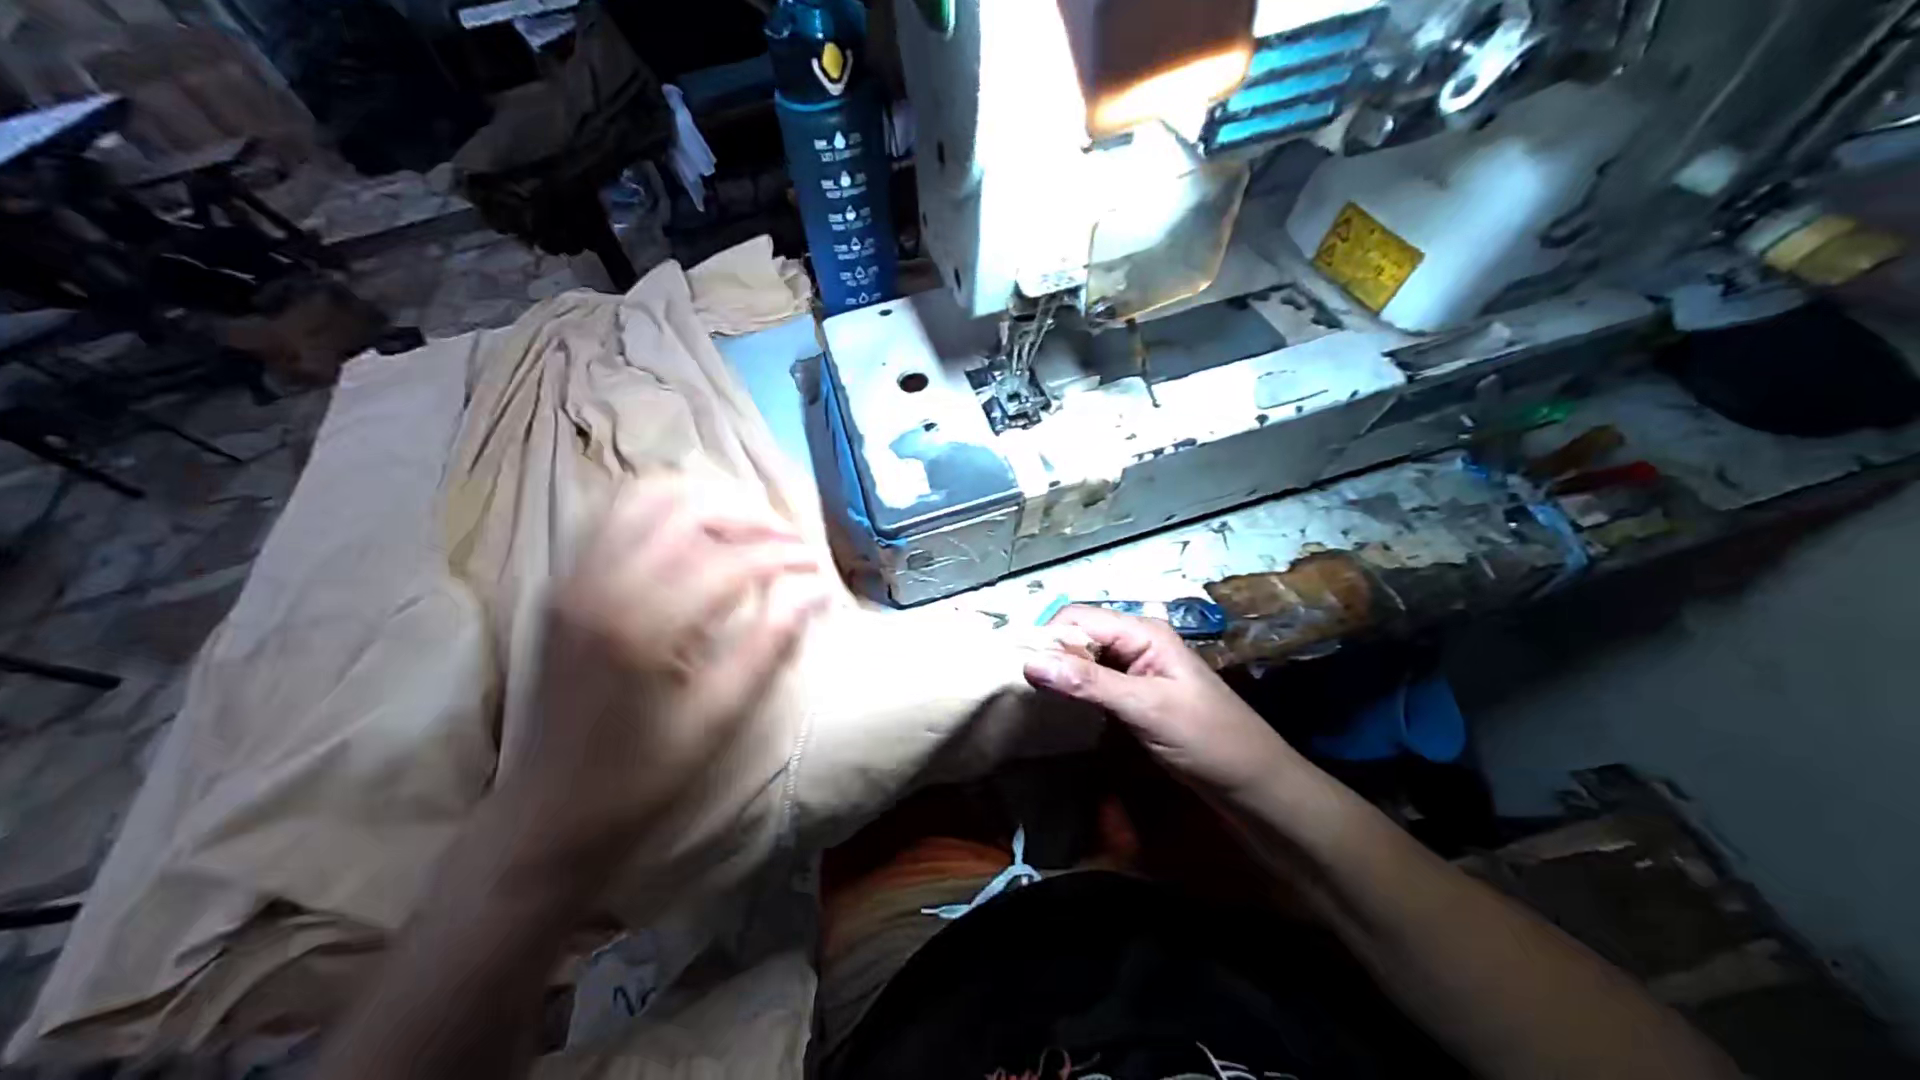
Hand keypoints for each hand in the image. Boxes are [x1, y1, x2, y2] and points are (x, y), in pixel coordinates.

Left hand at [500, 475, 829, 885]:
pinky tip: (694, 529)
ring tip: (747, 526)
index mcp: (643, 627)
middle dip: (751, 515)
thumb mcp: (719, 718)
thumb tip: (817, 591)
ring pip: (646, 496)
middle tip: (789, 540)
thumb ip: (770, 644)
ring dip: (707, 500)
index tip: (818, 567)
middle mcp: (601, 585)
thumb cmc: (642, 777)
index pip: (732, 561)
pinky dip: (663, 506)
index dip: (784, 556)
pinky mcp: (563, 581)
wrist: (546, 813)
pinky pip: (613, 512)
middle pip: (689, 510)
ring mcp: (574, 577)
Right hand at [1023, 606, 1294, 798]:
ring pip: (1083, 658)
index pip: (1078, 618)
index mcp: (1142, 631)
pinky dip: (1074, 690)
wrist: (1250, 781)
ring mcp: (1134, 668)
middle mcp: (1135, 641)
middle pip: (1078, 634)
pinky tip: (1060, 708)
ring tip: (1035, 698)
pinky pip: (1093, 681)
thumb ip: (1088, 683)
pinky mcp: (1132, 693)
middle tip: (1023, 687)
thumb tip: (1029, 661)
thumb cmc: (1205, 737)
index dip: (1047, 637)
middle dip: (1050, 654)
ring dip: (1060, 673)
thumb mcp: (1145, 707)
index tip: (1020, 669)